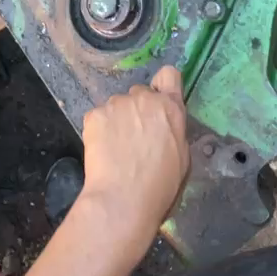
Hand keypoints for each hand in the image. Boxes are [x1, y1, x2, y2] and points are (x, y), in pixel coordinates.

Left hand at [77, 67, 190, 253]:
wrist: (122, 199)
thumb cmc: (160, 186)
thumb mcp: (182, 158)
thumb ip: (173, 131)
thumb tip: (163, 127)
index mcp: (170, 108)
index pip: (169, 75)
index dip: (164, 86)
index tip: (159, 100)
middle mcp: (144, 98)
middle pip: (140, 94)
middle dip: (138, 110)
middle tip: (135, 138)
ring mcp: (117, 103)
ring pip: (117, 105)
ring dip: (118, 120)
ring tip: (116, 150)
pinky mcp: (94, 114)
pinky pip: (99, 117)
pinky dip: (100, 130)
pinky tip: (102, 152)